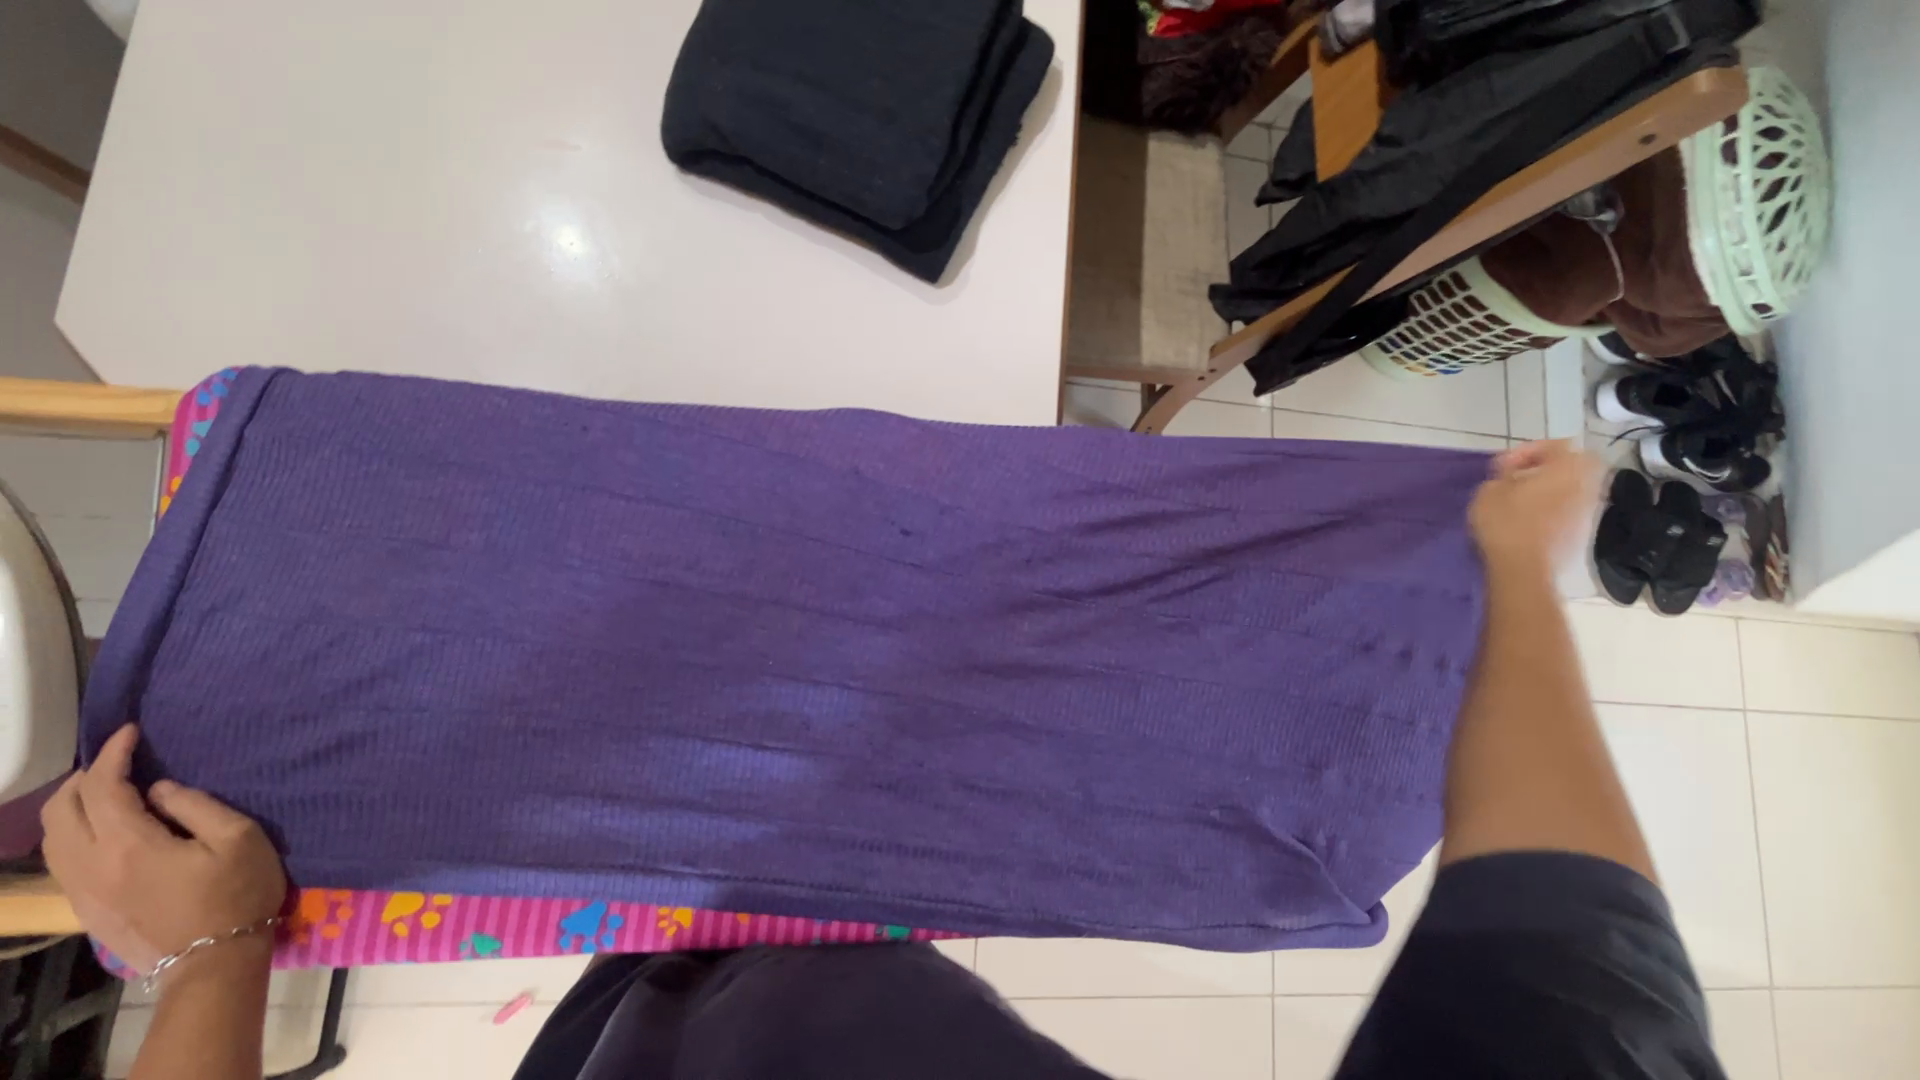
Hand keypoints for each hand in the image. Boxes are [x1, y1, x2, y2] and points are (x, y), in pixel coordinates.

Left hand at [42, 725, 286, 975]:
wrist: (213, 959)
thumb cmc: (238, 892)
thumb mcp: (239, 839)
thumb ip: (196, 807)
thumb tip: (161, 789)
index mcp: (130, 844)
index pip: (103, 788)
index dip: (113, 755)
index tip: (130, 732)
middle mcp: (91, 864)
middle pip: (62, 810)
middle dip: (85, 777)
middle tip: (118, 759)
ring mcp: (83, 889)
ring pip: (53, 836)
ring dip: (73, 805)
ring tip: (106, 789)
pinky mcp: (87, 906)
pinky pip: (62, 859)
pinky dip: (73, 830)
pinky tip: (102, 828)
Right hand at [1468, 440, 1600, 580]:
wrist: (1524, 569)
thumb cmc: (1505, 523)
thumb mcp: (1489, 490)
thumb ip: (1504, 473)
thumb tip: (1514, 471)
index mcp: (1566, 468)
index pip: (1557, 444)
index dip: (1528, 450)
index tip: (1505, 466)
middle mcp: (1586, 484)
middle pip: (1574, 464)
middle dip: (1549, 468)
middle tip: (1522, 478)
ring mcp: (1588, 510)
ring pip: (1574, 488)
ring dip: (1552, 490)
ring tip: (1523, 502)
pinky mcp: (1583, 533)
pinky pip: (1570, 510)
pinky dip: (1554, 509)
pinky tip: (1530, 522)